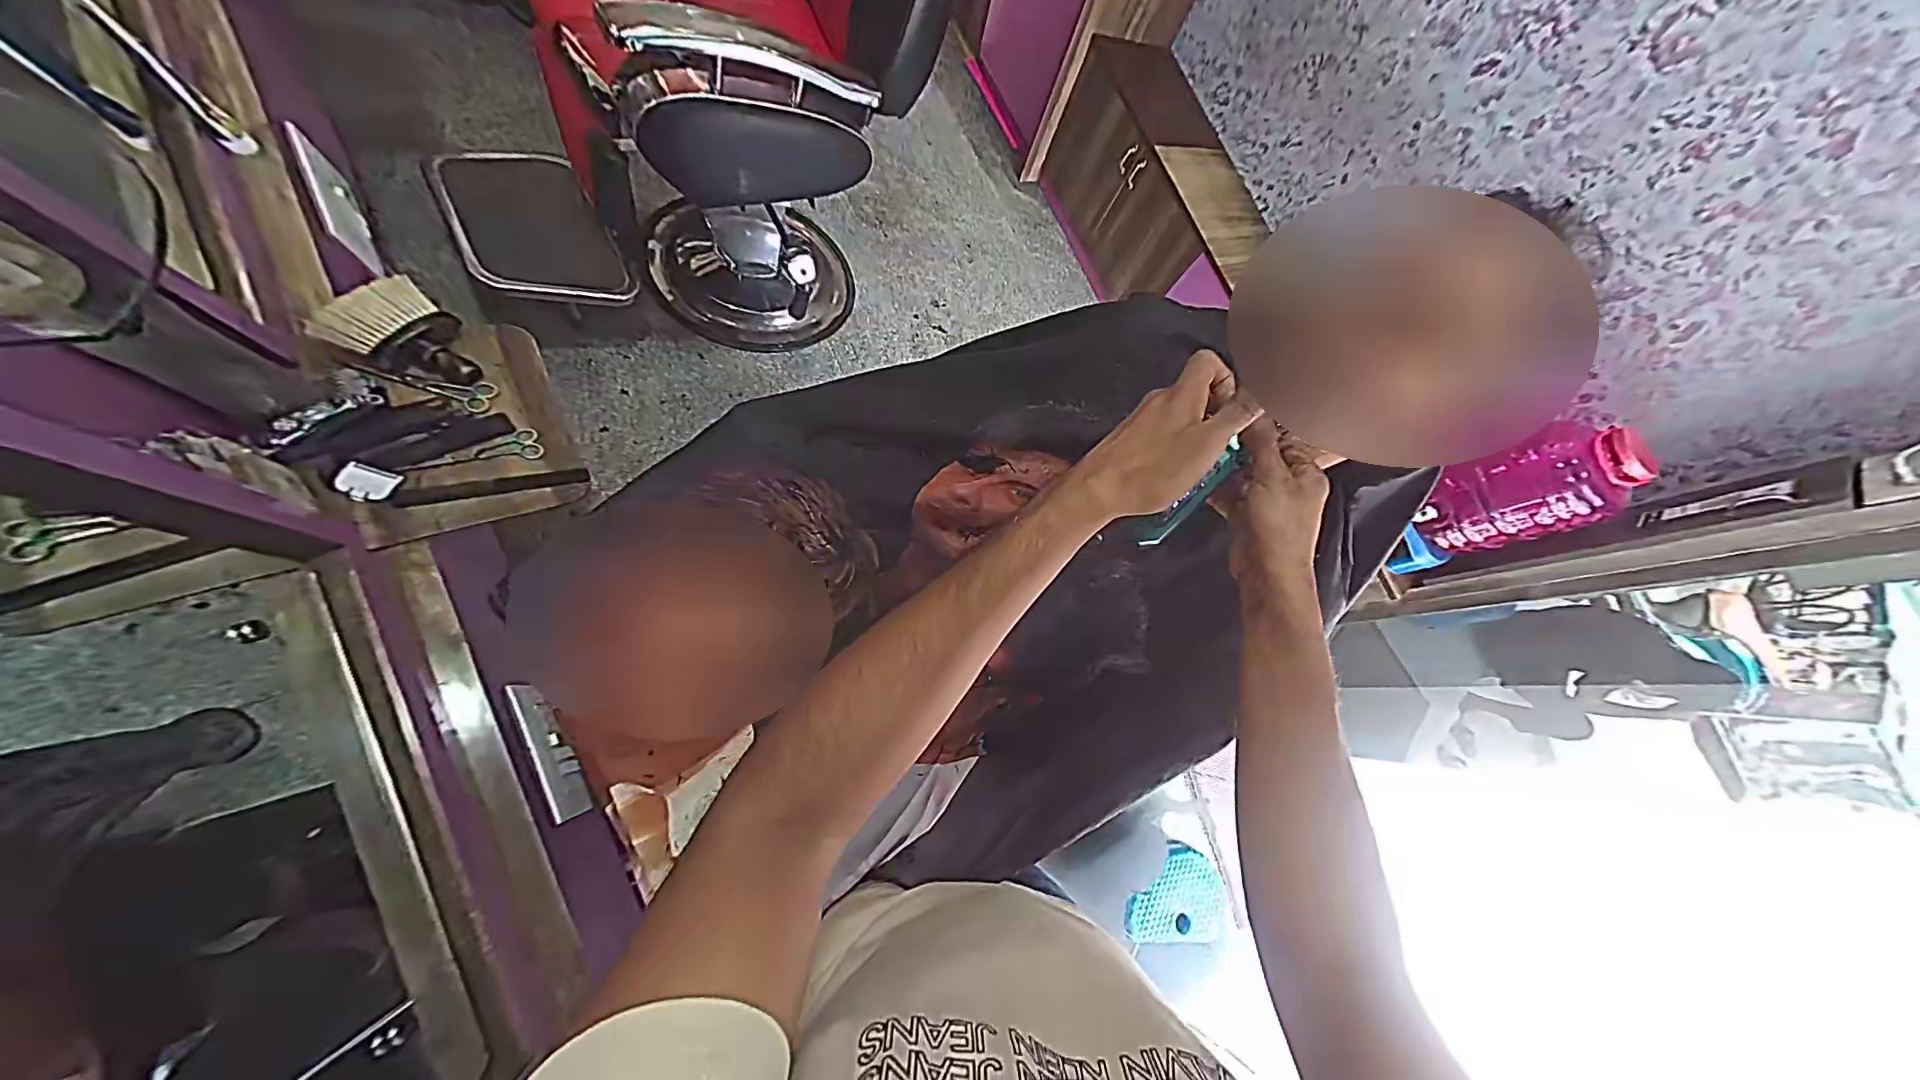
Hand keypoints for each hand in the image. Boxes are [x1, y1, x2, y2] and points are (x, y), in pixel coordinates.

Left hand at [1065, 350, 1263, 521]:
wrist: (1098, 490)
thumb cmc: (1150, 470)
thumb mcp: (1207, 444)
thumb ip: (1235, 416)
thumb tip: (1258, 395)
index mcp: (1181, 394)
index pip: (1208, 360)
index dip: (1228, 379)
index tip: (1234, 408)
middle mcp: (1159, 400)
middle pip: (1196, 391)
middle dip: (1214, 415)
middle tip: (1219, 443)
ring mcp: (1142, 418)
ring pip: (1179, 415)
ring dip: (1195, 434)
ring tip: (1197, 463)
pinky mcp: (1130, 438)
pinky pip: (1161, 434)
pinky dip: (1174, 447)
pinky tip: (1172, 472)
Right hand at [1211, 420, 1335, 586]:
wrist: (1265, 571)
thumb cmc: (1279, 526)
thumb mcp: (1271, 476)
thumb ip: (1261, 442)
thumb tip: (1254, 411)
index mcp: (1306, 472)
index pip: (1285, 439)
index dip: (1263, 425)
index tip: (1238, 410)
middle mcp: (1288, 485)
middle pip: (1262, 455)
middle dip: (1240, 445)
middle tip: (1217, 428)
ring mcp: (1266, 500)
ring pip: (1243, 474)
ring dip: (1226, 465)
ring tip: (1206, 449)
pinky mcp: (1246, 515)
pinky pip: (1230, 494)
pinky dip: (1217, 487)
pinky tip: (1201, 477)